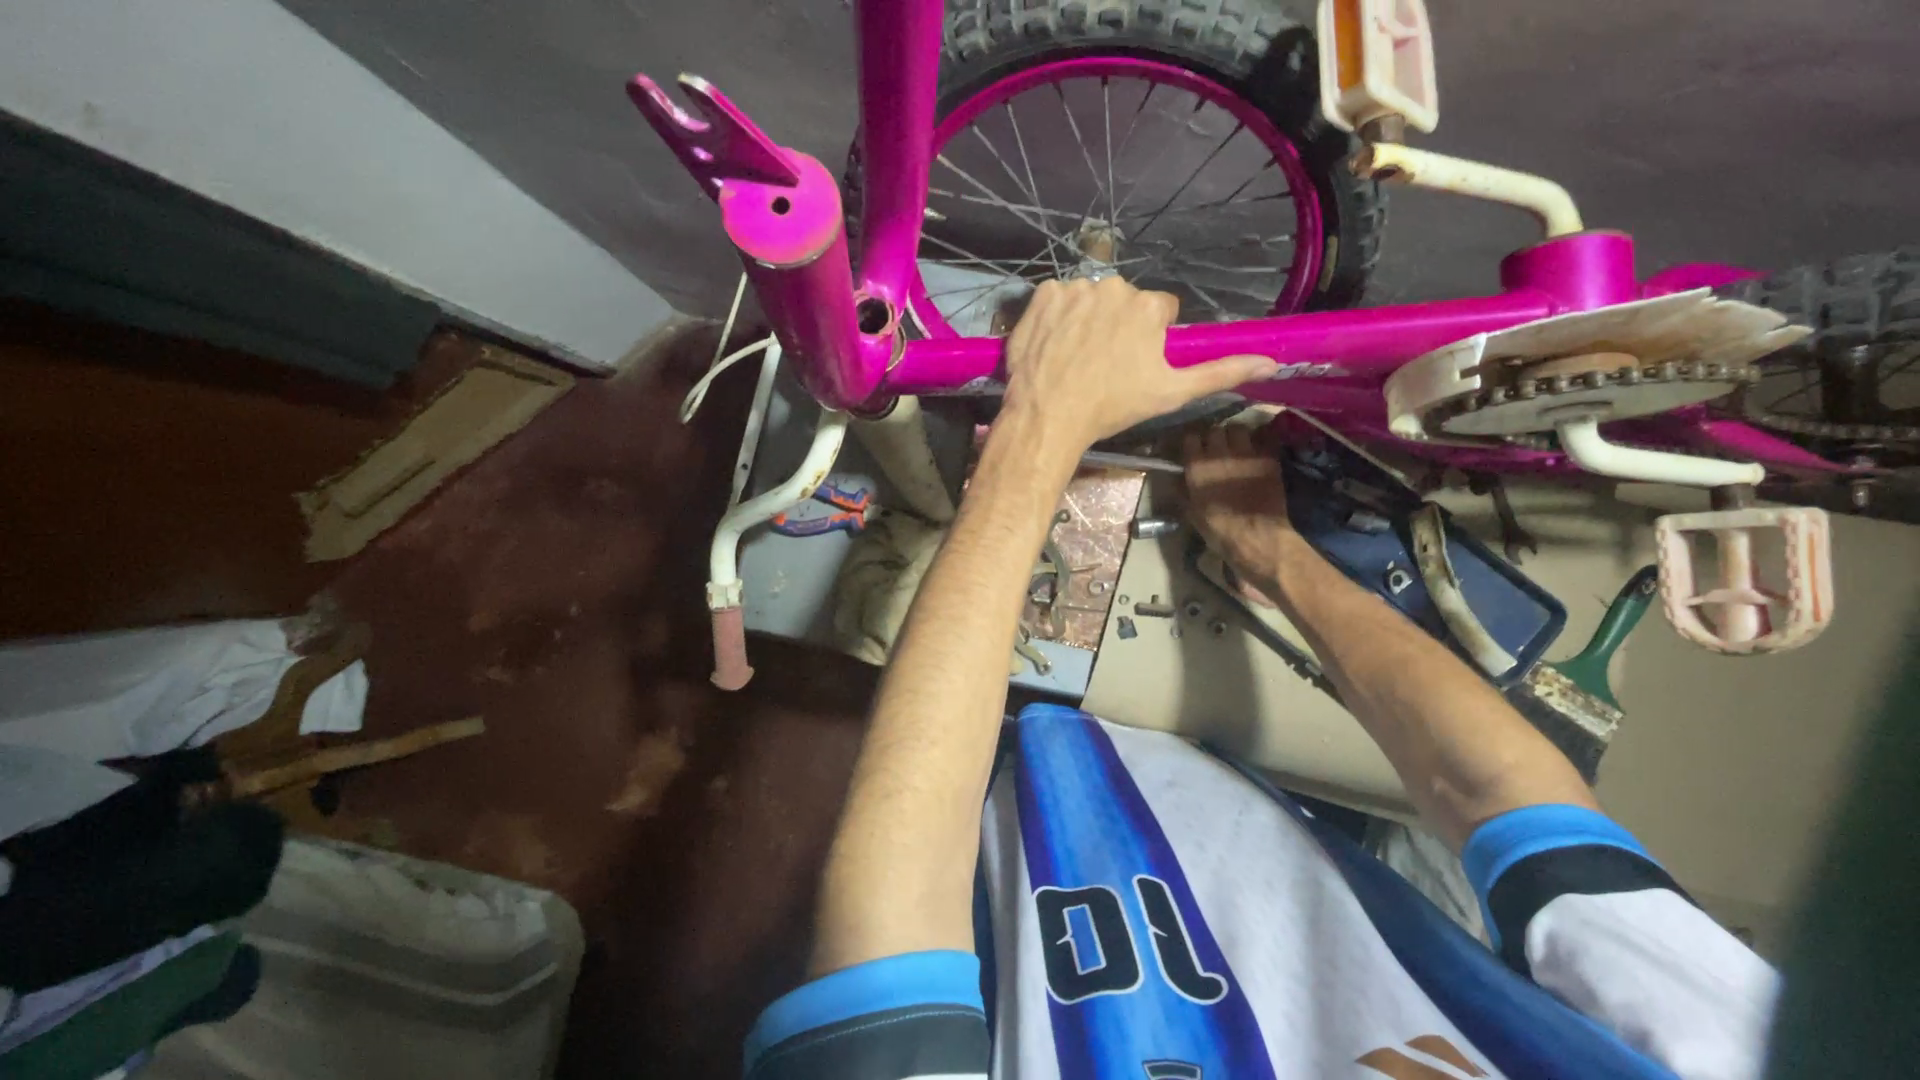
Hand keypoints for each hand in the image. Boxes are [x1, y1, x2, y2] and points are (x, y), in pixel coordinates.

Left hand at [997, 277, 1278, 460]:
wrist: (1047, 414)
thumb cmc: (1112, 406)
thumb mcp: (1171, 393)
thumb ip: (1220, 372)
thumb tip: (1271, 363)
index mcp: (1147, 305)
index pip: (1160, 311)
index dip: (1151, 338)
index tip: (1136, 364)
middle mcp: (1113, 286)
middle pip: (1123, 303)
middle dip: (1119, 326)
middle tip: (1104, 365)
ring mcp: (1073, 288)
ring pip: (1090, 300)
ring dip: (1087, 320)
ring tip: (1076, 358)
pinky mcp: (1040, 296)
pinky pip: (1056, 299)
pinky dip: (1056, 318)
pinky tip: (1053, 346)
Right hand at [1183, 425, 1296, 576]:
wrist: (1257, 536)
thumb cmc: (1219, 529)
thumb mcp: (1191, 512)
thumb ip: (1183, 489)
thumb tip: (1176, 477)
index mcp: (1197, 465)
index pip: (1190, 437)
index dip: (1193, 442)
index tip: (1194, 449)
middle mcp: (1220, 452)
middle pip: (1215, 429)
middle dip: (1215, 436)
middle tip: (1218, 447)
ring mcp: (1247, 452)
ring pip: (1239, 427)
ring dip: (1237, 435)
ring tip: (1239, 445)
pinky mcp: (1269, 457)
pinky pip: (1265, 436)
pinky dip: (1262, 438)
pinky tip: (1260, 446)